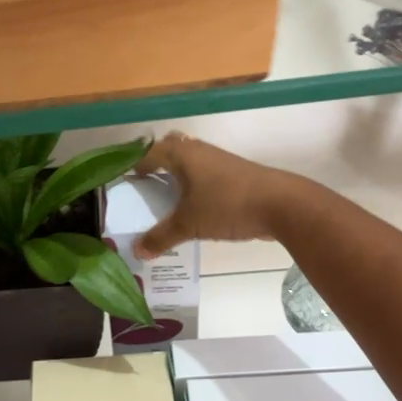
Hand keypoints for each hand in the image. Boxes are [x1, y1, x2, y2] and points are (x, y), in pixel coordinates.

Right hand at [134, 132, 298, 257]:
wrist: (281, 204)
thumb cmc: (227, 205)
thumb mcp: (189, 225)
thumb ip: (161, 237)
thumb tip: (137, 251)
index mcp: (182, 154)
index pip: (147, 152)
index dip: (131, 164)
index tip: (120, 180)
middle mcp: (198, 151)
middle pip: (170, 149)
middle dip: (155, 163)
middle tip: (142, 185)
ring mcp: (218, 161)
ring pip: (189, 162)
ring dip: (175, 175)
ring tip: (163, 199)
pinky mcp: (234, 175)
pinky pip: (204, 175)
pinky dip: (192, 187)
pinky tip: (191, 208)